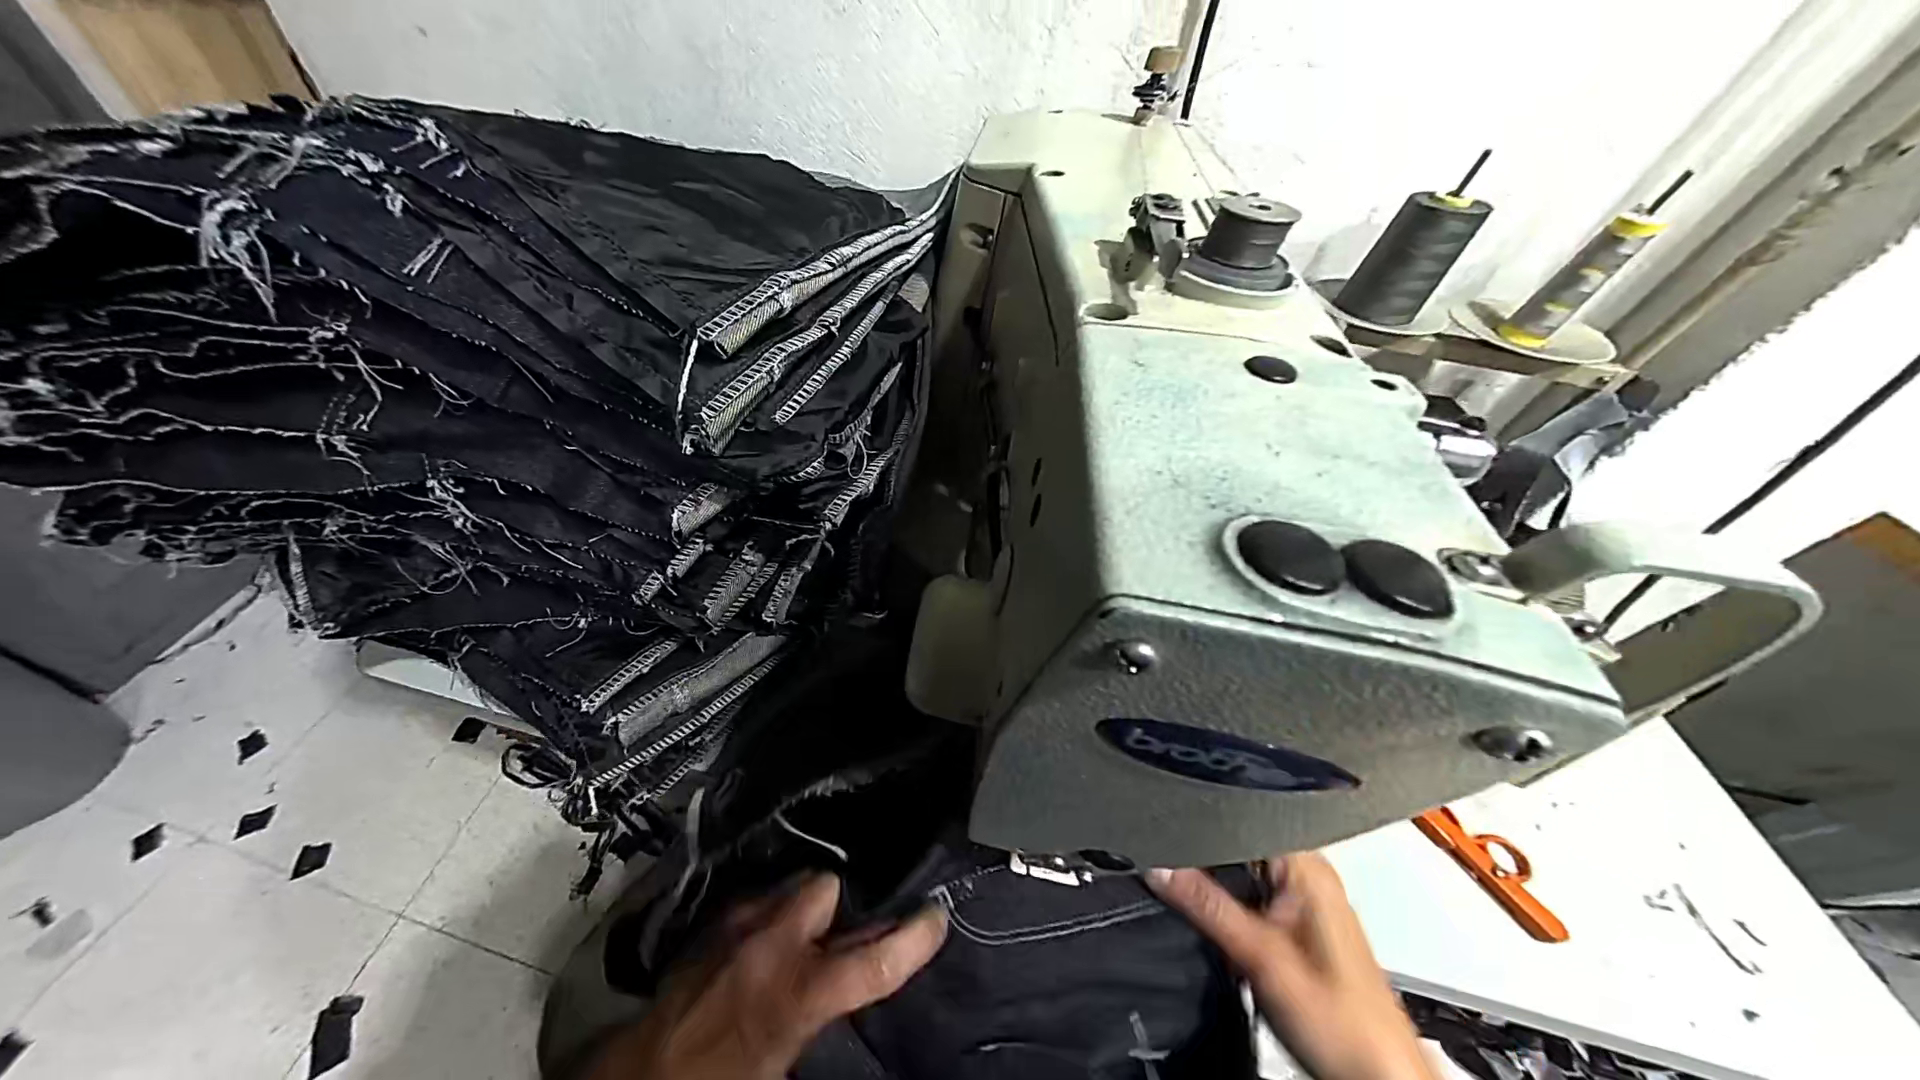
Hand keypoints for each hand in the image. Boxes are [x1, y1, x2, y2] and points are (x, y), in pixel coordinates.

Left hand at [588, 873, 948, 1079]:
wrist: (640, 1076)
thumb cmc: (722, 1078)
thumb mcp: (785, 1061)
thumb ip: (824, 1011)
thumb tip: (853, 980)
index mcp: (796, 996)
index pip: (871, 963)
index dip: (912, 940)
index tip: (936, 918)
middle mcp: (771, 946)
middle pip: (827, 889)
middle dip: (840, 906)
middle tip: (839, 933)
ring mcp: (739, 924)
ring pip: (794, 884)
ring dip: (807, 903)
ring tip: (803, 929)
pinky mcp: (716, 919)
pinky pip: (764, 895)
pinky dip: (775, 909)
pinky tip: (766, 936)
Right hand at [1147, 854, 1434, 1079]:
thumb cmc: (1346, 1027)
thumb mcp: (1261, 958)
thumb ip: (1206, 906)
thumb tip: (1160, 867)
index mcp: (1308, 866)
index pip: (1237, 820)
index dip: (1198, 828)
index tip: (1165, 844)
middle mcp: (1308, 875)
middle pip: (1234, 846)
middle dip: (1203, 864)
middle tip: (1179, 883)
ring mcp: (1303, 900)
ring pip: (1238, 874)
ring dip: (1215, 892)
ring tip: (1205, 913)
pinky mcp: (1296, 924)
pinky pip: (1248, 899)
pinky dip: (1229, 913)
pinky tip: (1226, 936)